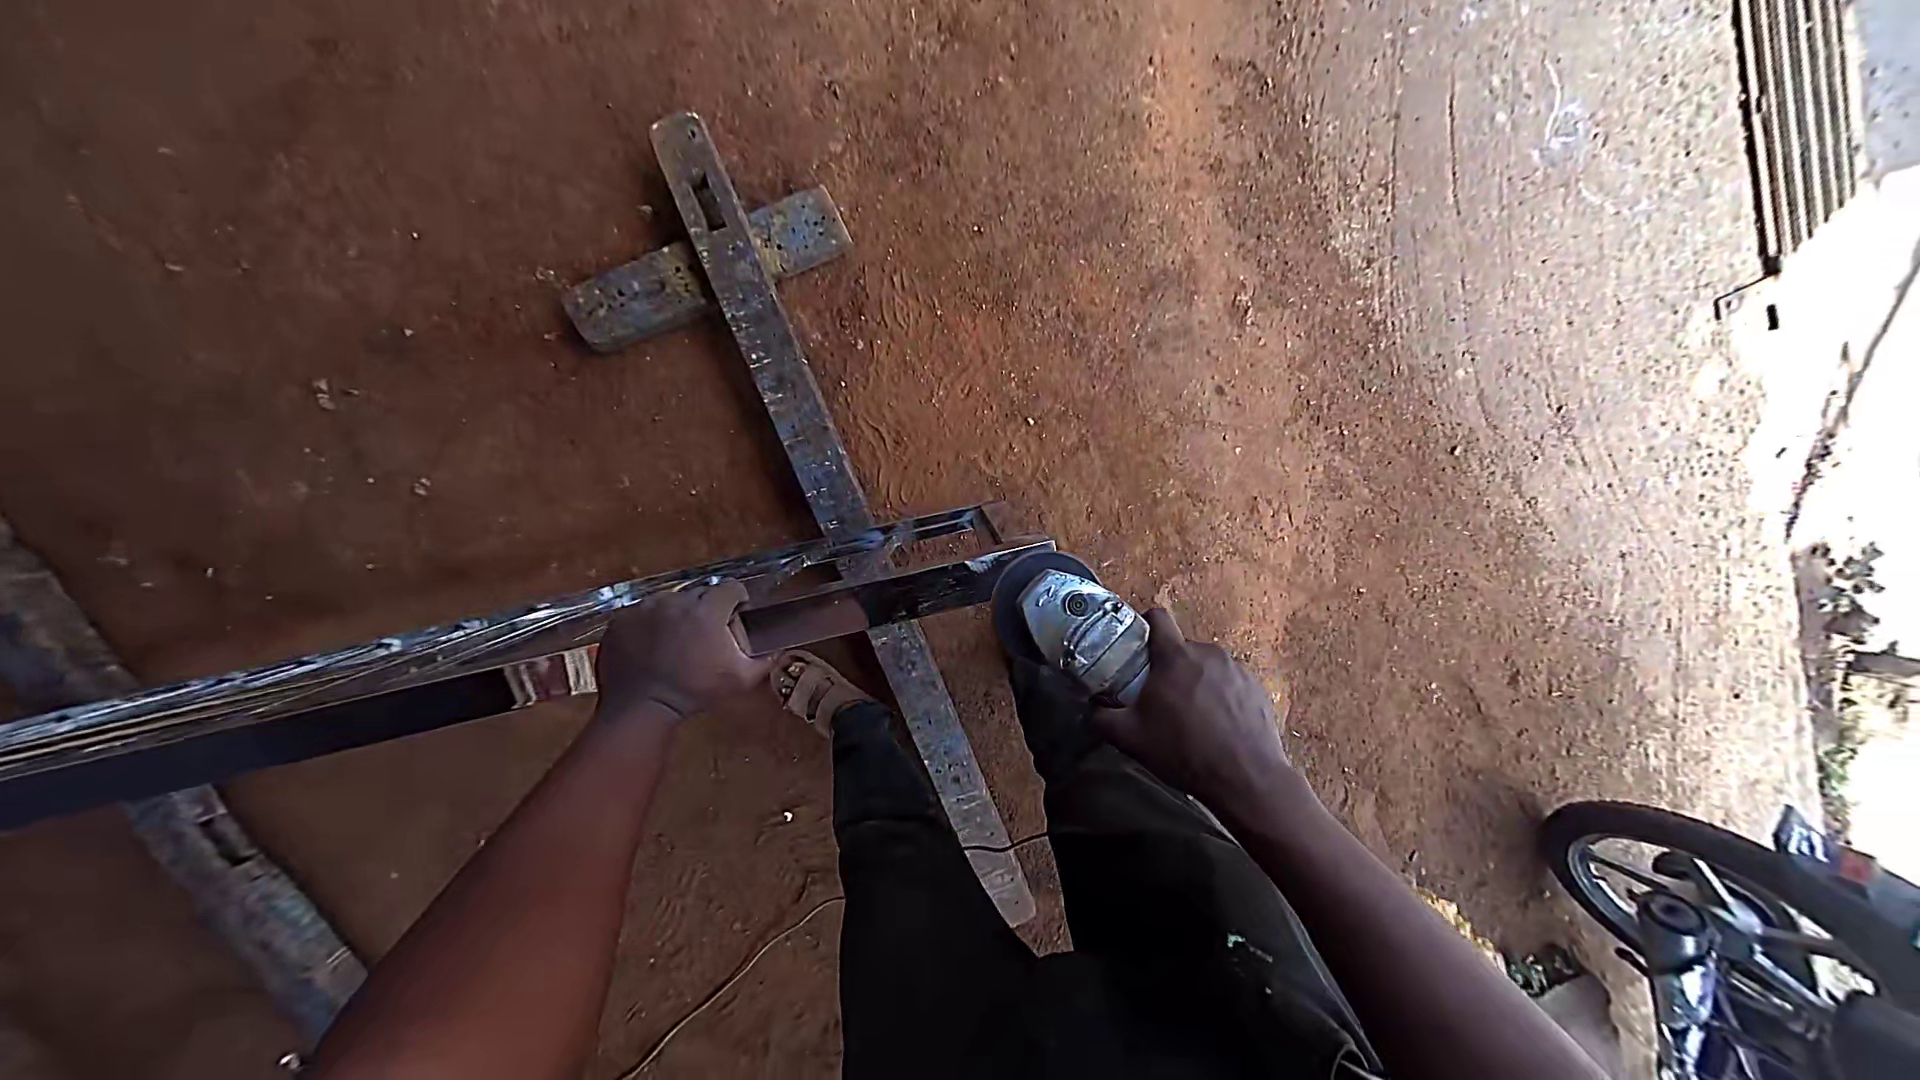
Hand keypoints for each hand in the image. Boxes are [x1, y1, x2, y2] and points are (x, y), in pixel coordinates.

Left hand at [595, 581, 772, 722]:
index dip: (737, 600)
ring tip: (676, 642)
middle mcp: (676, 601)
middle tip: (706, 635)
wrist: (640, 708)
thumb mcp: (740, 680)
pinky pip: (643, 612)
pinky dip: (650, 623)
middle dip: (707, 609)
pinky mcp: (621, 618)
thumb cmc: (695, 691)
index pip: (731, 588)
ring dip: (678, 615)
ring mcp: (644, 608)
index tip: (735, 616)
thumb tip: (778, 649)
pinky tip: (651, 646)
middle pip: (700, 594)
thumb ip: (764, 661)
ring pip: (670, 601)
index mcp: (708, 610)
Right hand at [1092, 608, 1296, 818]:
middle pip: (1180, 647)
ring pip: (1205, 665)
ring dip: (1195, 680)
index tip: (1137, 647)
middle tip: (1160, 697)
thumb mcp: (1129, 737)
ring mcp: (1236, 669)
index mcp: (1175, 657)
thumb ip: (1102, 716)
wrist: (1247, 780)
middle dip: (1168, 666)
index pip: (1158, 617)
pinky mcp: (1256, 687)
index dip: (1144, 625)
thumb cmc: (1184, 752)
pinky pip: (1229, 681)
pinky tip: (1217, 725)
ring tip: (1191, 715)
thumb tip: (1092, 707)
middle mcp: (1208, 654)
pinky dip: (1220, 695)